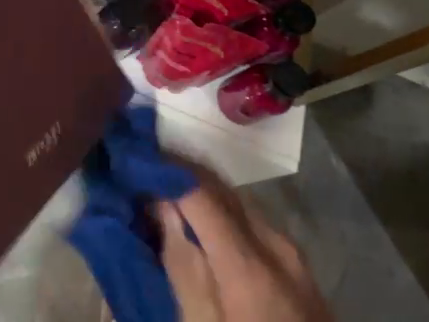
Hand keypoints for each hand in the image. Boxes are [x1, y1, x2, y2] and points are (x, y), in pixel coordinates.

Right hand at [155, 169, 329, 321]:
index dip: (161, 170)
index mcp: (247, 265)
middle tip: (140, 169)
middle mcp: (274, 245)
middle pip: (220, 187)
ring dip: (199, 189)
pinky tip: (199, 222)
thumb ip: (180, 264)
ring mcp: (291, 254)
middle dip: (178, 172)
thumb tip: (160, 206)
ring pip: (236, 200)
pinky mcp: (298, 266)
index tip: (130, 160)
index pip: (198, 191)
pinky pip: (251, 221)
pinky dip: (220, 211)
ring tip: (163, 192)